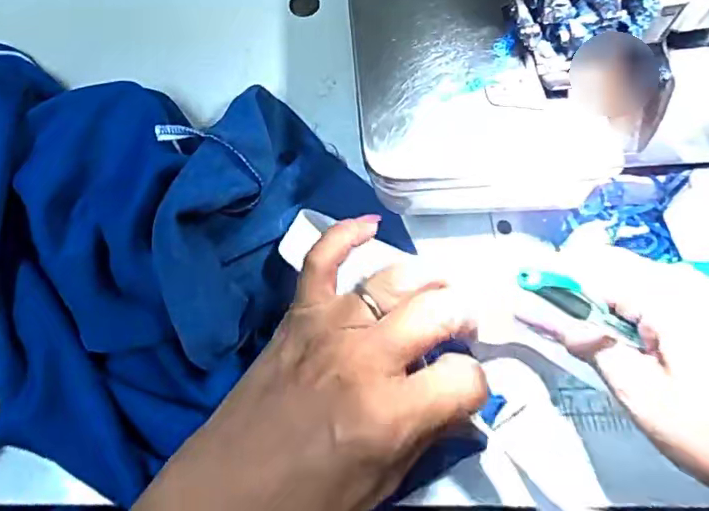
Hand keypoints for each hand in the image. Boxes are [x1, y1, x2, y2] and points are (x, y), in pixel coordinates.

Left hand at [135, 216, 489, 510]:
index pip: (463, 379)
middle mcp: (363, 356)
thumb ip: (426, 438)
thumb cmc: (308, 497)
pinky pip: (322, 257)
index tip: (467, 389)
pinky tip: (369, 224)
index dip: (476, 384)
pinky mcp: (299, 310)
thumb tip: (465, 410)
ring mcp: (328, 324)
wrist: (231, 484)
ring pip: (390, 280)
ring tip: (437, 292)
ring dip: (424, 281)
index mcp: (389, 412)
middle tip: (464, 329)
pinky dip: (345, 233)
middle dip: (462, 318)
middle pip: (434, 314)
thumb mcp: (381, 484)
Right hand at [519, 247, 708, 510]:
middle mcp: (688, 283)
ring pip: (634, 282)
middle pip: (609, 266)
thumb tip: (553, 318)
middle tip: (561, 328)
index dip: (550, 281)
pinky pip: (661, 297)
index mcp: (666, 295)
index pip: (587, 268)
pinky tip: (641, 351)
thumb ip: (593, 347)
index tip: (524, 294)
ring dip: (608, 305)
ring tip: (604, 348)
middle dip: (579, 293)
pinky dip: (636, 314)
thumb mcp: (645, 397)